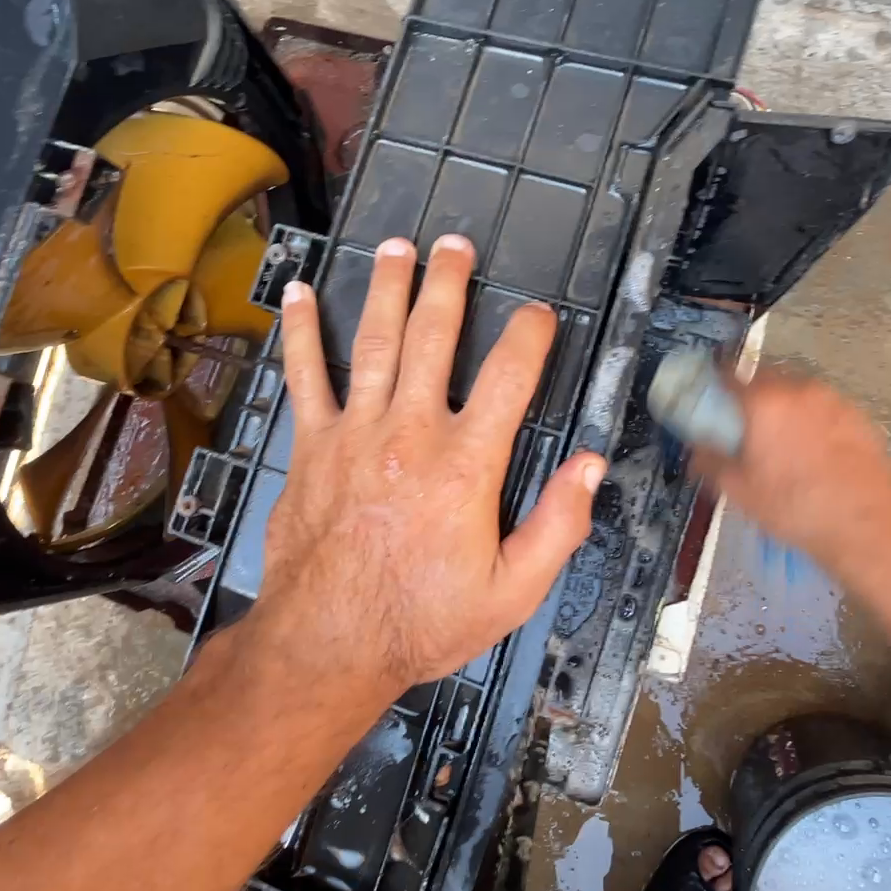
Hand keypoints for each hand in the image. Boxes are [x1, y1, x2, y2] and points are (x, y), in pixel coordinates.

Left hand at [246, 234, 605, 695]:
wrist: (329, 644)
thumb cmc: (422, 620)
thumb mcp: (512, 592)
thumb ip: (557, 524)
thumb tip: (589, 465)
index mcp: (465, 464)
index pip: (509, 377)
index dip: (529, 336)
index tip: (538, 314)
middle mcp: (409, 433)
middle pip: (434, 338)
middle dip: (448, 285)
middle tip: (454, 245)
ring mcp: (355, 432)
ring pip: (374, 342)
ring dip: (386, 288)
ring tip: (395, 248)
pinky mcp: (312, 445)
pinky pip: (305, 377)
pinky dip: (303, 333)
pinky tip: (301, 296)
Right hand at [693, 373, 890, 568]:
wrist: (868, 528)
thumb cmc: (795, 507)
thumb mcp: (739, 490)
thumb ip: (710, 462)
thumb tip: (696, 451)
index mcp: (764, 401)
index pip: (729, 373)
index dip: (715, 380)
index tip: (710, 395)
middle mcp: (800, 390)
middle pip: (766, 377)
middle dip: (751, 394)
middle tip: (743, 421)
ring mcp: (834, 401)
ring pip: (798, 392)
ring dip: (784, 406)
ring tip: (779, 438)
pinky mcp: (860, 418)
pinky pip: (824, 408)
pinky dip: (811, 419)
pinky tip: (812, 450)